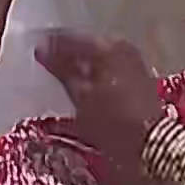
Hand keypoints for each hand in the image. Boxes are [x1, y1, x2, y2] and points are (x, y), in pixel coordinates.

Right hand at [36, 32, 162, 170]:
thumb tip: (41, 47)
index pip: (70, 36)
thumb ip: (61, 68)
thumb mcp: (81, 96)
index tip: (33, 48)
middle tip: (45, 62)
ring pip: (98, 55)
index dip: (50, 42)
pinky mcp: (137, 76)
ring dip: (80, 64)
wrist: (152, 147)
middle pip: (86, 43)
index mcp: (105, 45)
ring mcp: (131, 59)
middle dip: (66, 52)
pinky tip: (83, 84)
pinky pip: (108, 65)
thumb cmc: (112, 121)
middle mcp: (120, 45)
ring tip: (61, 75)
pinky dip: (94, 72)